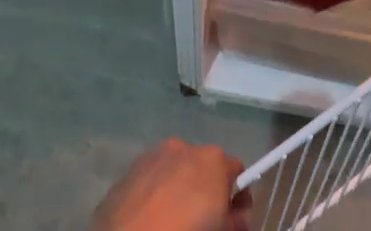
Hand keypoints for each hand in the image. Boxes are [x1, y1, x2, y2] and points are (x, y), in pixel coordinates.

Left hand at [90, 139, 250, 230]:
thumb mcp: (222, 230)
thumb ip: (236, 221)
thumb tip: (238, 218)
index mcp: (213, 159)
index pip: (236, 170)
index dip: (238, 194)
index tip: (234, 215)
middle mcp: (185, 148)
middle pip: (205, 167)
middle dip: (208, 189)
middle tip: (204, 218)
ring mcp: (155, 154)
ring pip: (177, 168)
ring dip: (181, 186)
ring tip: (173, 217)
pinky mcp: (132, 167)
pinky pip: (154, 175)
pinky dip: (157, 189)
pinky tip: (151, 215)